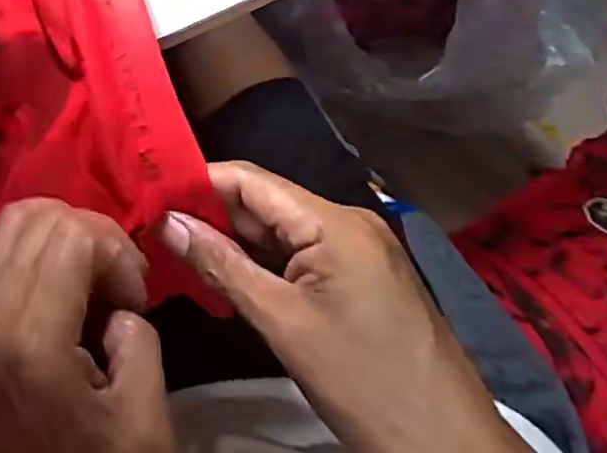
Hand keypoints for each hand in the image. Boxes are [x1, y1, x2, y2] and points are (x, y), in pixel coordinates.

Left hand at [0, 198, 175, 452]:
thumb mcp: (141, 419)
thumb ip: (138, 339)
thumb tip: (117, 305)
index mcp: (31, 338)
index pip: (71, 233)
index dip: (115, 250)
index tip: (135, 298)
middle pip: (40, 216)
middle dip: (93, 233)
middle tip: (121, 278)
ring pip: (14, 220)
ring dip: (64, 229)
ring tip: (95, 270)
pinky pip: (2, 245)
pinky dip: (40, 239)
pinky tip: (68, 274)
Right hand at [159, 163, 525, 452]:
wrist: (450, 449)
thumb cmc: (363, 382)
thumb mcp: (283, 323)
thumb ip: (222, 265)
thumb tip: (169, 223)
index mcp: (332, 220)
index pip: (252, 180)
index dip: (202, 183)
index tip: (156, 196)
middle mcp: (346, 220)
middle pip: (267, 202)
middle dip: (215, 215)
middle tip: (161, 230)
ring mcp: (358, 247)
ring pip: (283, 230)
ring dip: (238, 240)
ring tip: (183, 249)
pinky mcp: (362, 274)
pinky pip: (303, 253)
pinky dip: (267, 262)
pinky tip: (231, 274)